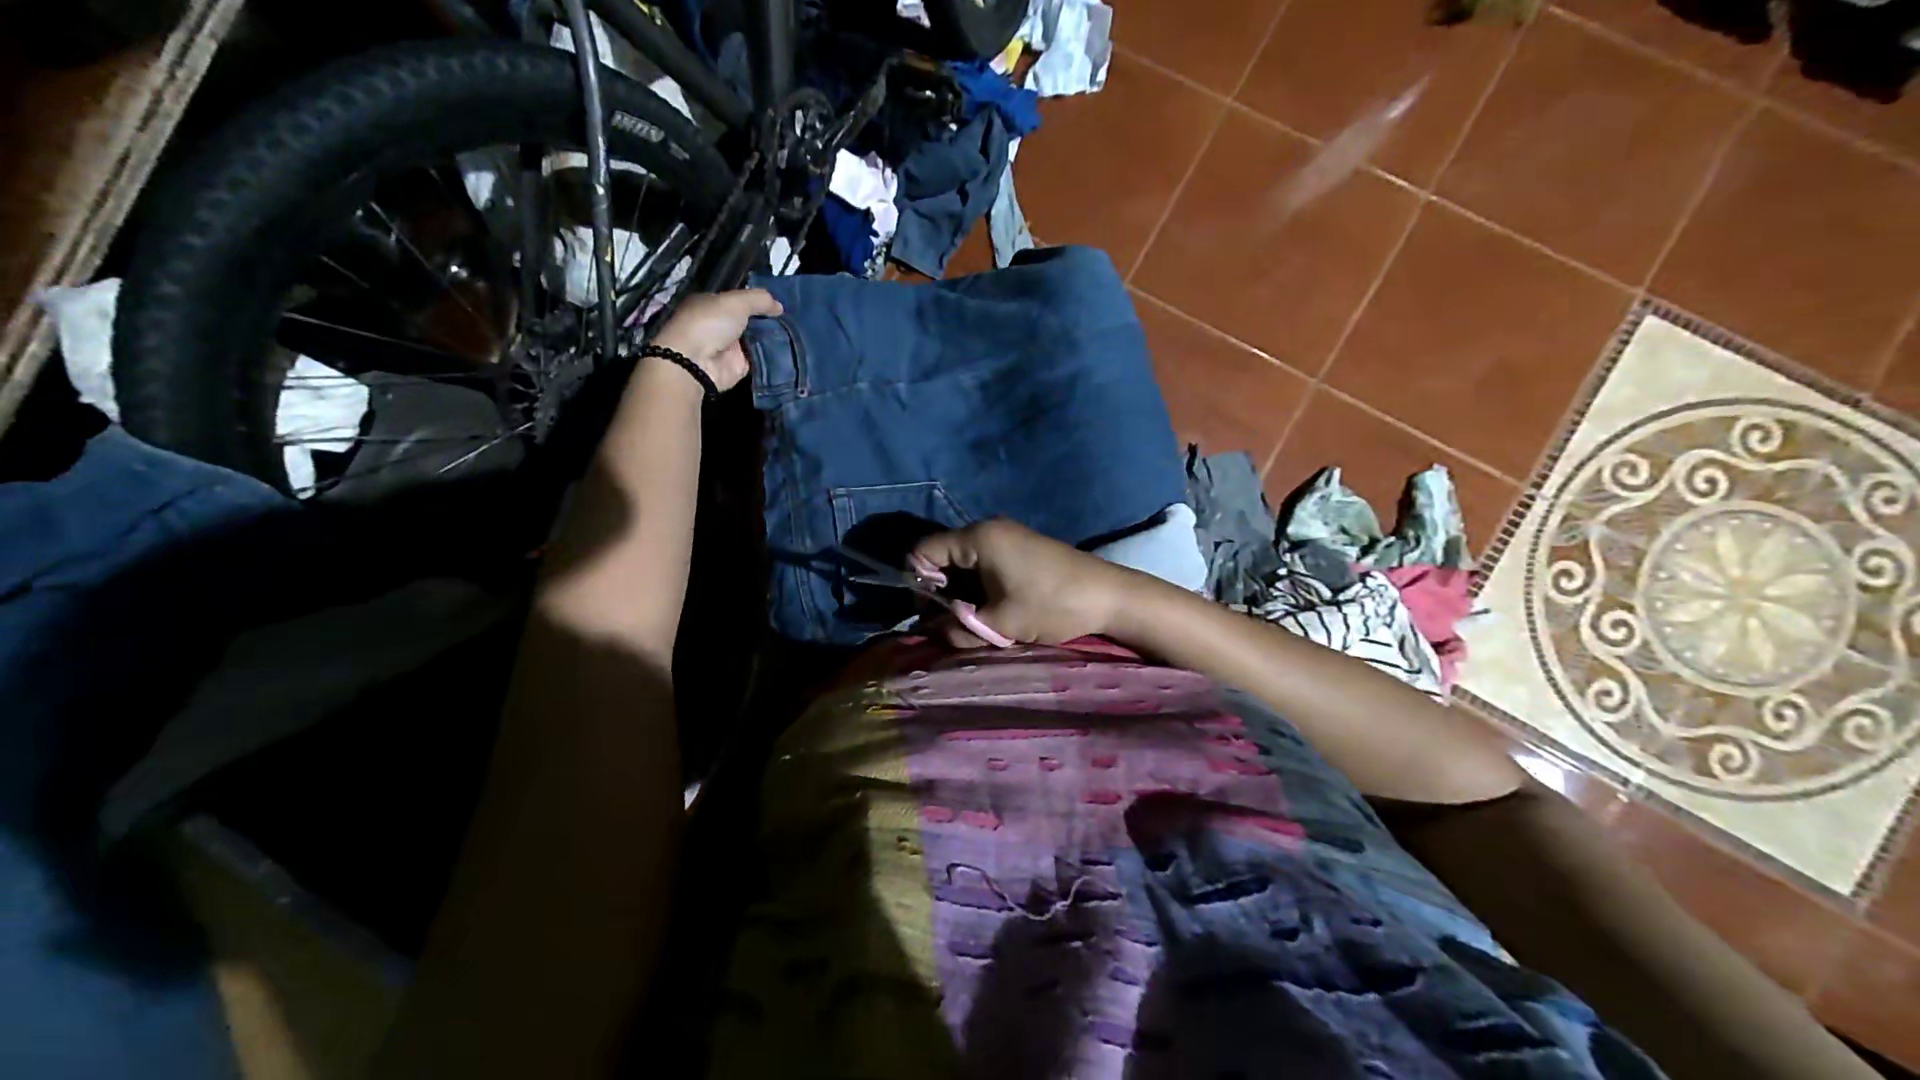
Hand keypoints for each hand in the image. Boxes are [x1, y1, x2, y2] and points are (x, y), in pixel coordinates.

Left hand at [647, 289, 782, 392]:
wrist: (696, 362)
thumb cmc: (710, 323)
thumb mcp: (736, 301)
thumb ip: (760, 299)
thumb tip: (779, 306)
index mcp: (713, 304)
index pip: (740, 300)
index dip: (759, 300)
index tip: (781, 302)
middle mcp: (721, 324)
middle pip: (751, 320)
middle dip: (770, 320)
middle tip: (793, 318)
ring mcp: (730, 346)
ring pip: (759, 339)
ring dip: (775, 337)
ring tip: (797, 332)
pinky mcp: (740, 366)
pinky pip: (761, 357)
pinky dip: (774, 355)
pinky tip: (792, 350)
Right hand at [911, 519, 1143, 647]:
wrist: (1110, 596)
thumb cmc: (1052, 605)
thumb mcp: (1000, 623)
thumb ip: (958, 627)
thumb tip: (930, 631)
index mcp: (978, 538)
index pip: (924, 550)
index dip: (917, 582)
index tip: (929, 613)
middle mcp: (988, 530)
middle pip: (943, 556)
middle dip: (940, 591)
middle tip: (949, 624)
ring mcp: (1006, 538)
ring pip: (964, 564)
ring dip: (962, 593)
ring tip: (973, 622)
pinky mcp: (1020, 550)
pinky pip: (984, 564)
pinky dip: (980, 587)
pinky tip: (991, 611)